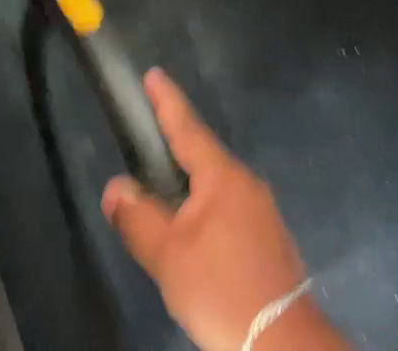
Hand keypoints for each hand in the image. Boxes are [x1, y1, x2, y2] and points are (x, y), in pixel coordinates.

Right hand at [102, 71, 342, 350]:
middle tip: (145, 136)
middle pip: (202, 154)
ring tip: (160, 190)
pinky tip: (189, 228)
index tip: (153, 74)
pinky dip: (203, 207)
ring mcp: (262, 211)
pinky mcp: (267, 237)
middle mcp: (246, 183)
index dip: (167, 101)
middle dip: (174, 145)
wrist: (281, 340)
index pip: (188, 127)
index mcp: (222, 177)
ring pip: (215, 185)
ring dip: (188, 183)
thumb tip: (116, 188)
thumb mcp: (167, 255)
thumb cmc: (220, 288)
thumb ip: (137, 216)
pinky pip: (227, 207)